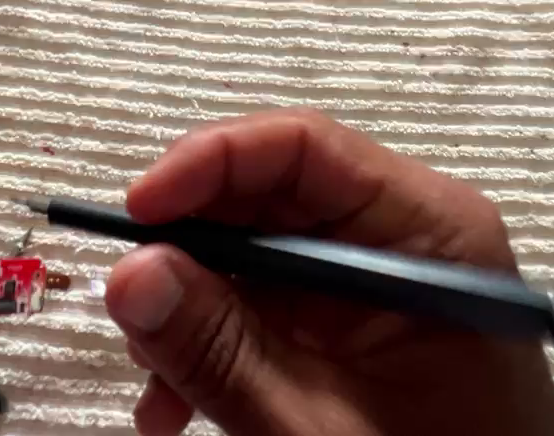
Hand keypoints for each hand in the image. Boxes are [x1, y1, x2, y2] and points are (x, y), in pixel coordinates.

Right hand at [104, 109, 553, 435]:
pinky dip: (212, 339)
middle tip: (129, 302)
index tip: (137, 209)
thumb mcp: (318, 427)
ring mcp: (368, 273)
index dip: (212, 160)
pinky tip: (177, 401)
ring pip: (252, 247)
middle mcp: (398, 230)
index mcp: (427, 226)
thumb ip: (222, 351)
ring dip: (190, 303)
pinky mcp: (346, 315)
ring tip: (154, 383)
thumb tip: (125, 275)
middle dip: (189, 245)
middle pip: (270, 193)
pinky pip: (262, 298)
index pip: (306, 145)